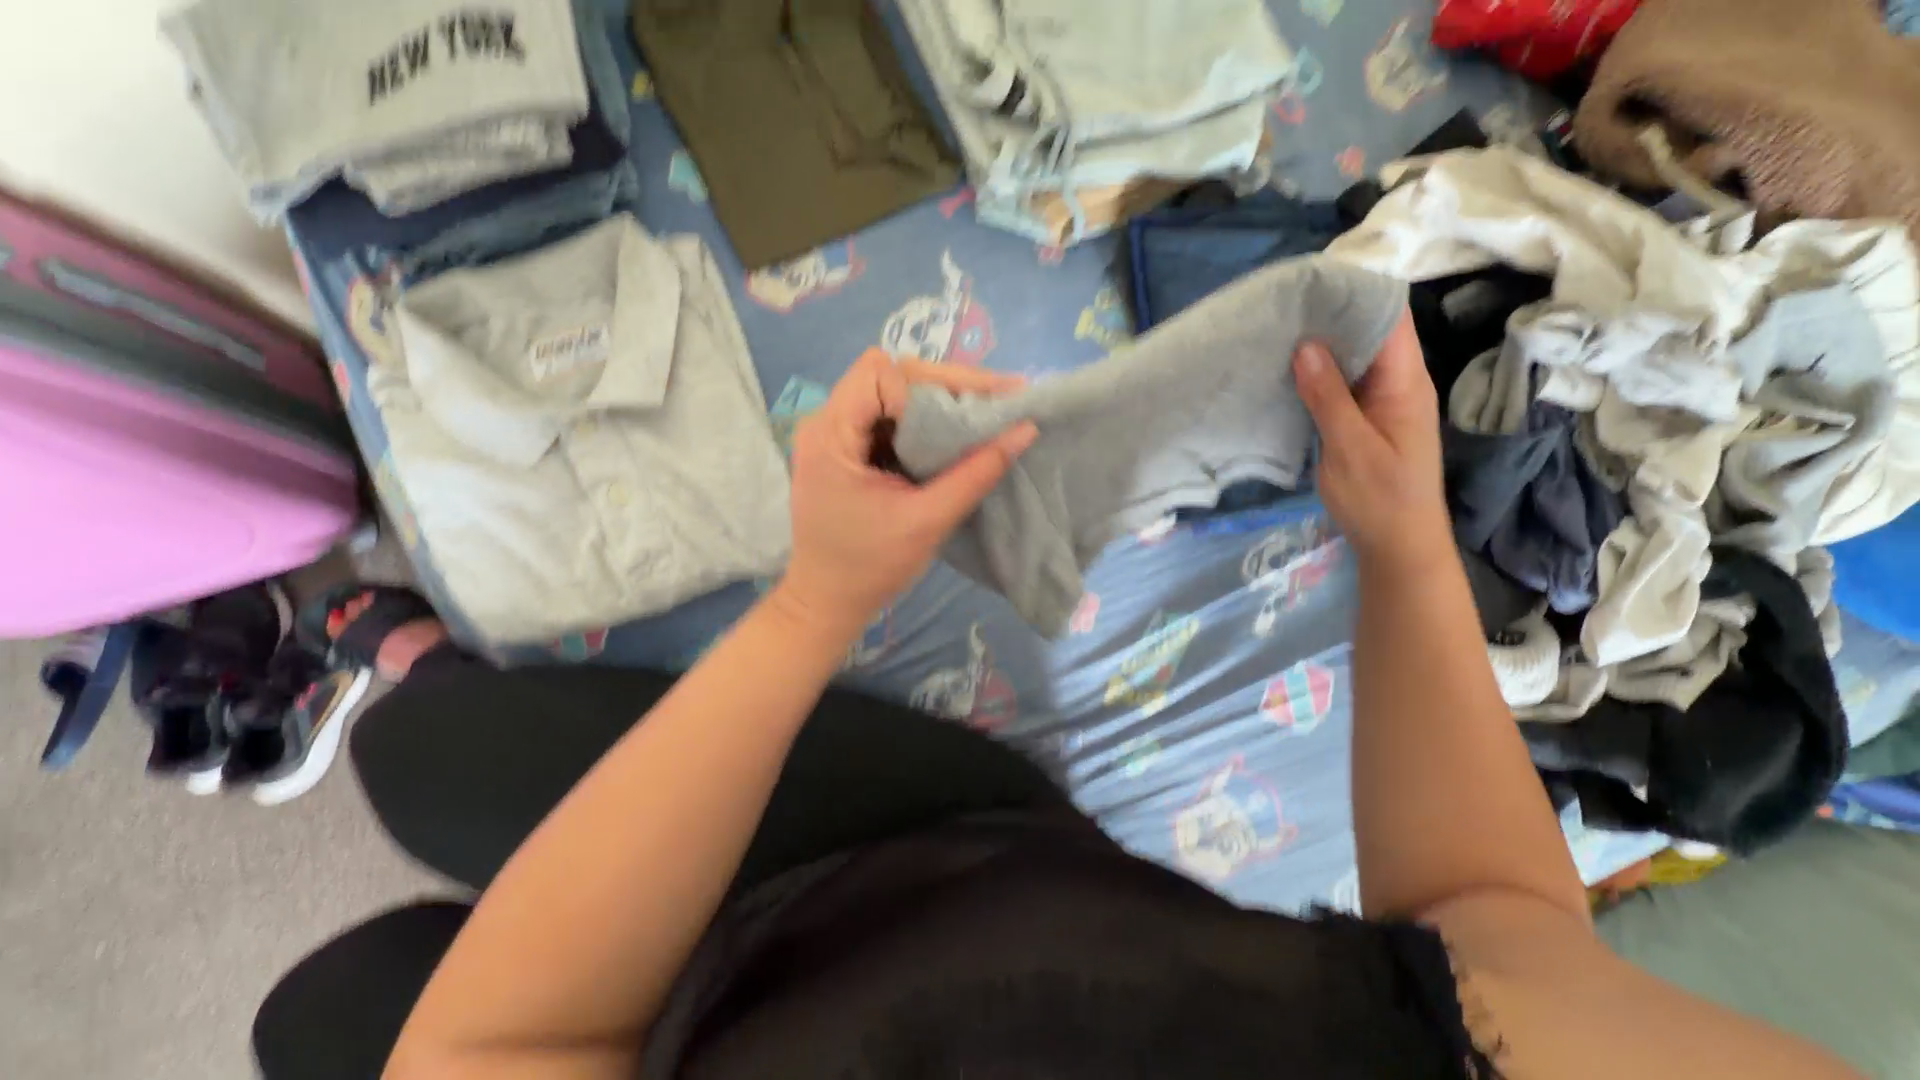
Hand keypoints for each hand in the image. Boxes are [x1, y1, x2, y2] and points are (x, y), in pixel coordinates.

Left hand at [772, 348, 1037, 637]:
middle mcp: (825, 423)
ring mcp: (834, 435)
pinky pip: (889, 416)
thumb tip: (1026, 429)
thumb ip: (976, 473)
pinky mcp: (847, 449)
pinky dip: (924, 422)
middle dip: (943, 385)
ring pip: (891, 390)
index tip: (973, 413)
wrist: (827, 604)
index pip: (881, 375)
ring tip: (982, 416)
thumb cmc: (870, 568)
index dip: (929, 387)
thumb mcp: (928, 521)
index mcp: (831, 435)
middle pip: (888, 373)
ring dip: (936, 402)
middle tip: (996, 402)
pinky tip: (956, 436)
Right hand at [1293, 311, 1451, 572]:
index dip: (1354, 294)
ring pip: (1354, 357)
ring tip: (1277, 331)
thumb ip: (1329, 396)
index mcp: (1405, 382)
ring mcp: (1383, 401)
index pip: (1388, 318)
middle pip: (1369, 331)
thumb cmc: (1380, 500)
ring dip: (1321, 345)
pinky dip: (1319, 373)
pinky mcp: (1367, 419)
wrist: (1399, 548)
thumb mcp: (1350, 449)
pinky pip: (1344, 383)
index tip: (1310, 284)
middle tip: (1281, 307)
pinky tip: (1288, 371)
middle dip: (1330, 316)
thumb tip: (1306, 344)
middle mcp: (1398, 383)